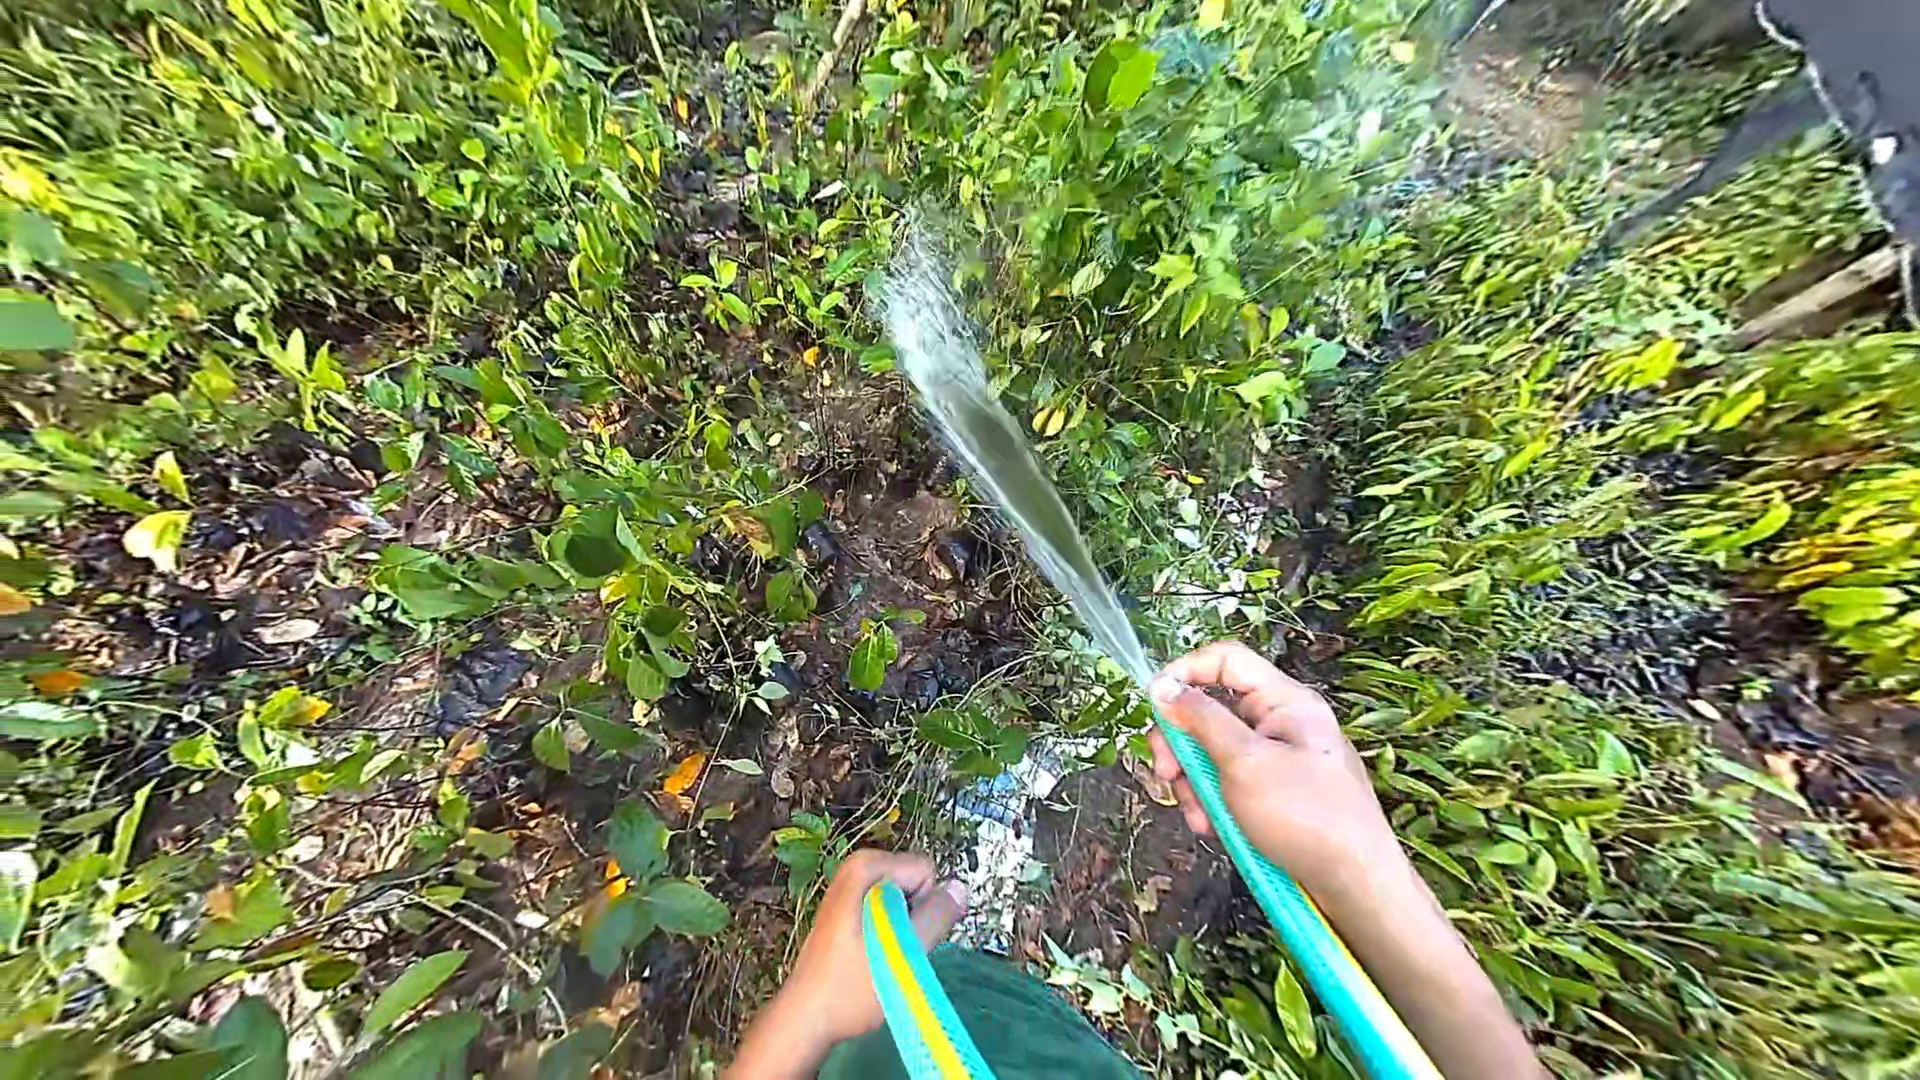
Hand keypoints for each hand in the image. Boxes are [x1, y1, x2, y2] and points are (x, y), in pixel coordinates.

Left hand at [729, 850, 967, 1077]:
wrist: (805, 1019)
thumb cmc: (850, 987)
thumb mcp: (902, 954)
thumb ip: (936, 916)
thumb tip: (961, 886)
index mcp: (867, 864)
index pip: (926, 872)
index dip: (922, 909)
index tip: (898, 938)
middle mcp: (859, 863)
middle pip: (915, 882)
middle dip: (912, 917)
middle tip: (890, 950)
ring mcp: (853, 881)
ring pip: (905, 898)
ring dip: (901, 927)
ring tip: (878, 955)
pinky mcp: (851, 901)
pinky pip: (889, 907)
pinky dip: (887, 929)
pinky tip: (869, 954)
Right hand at [1146, 641, 1411, 911]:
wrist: (1359, 893)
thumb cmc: (1305, 817)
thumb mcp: (1243, 762)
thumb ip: (1199, 719)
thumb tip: (1161, 686)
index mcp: (1284, 701)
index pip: (1225, 660)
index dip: (1185, 671)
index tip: (1155, 702)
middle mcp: (1278, 722)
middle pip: (1210, 708)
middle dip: (1180, 740)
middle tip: (1165, 770)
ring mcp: (1275, 757)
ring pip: (1211, 748)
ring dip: (1191, 777)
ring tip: (1194, 811)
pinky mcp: (1270, 790)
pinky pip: (1225, 778)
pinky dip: (1209, 798)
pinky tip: (1209, 825)